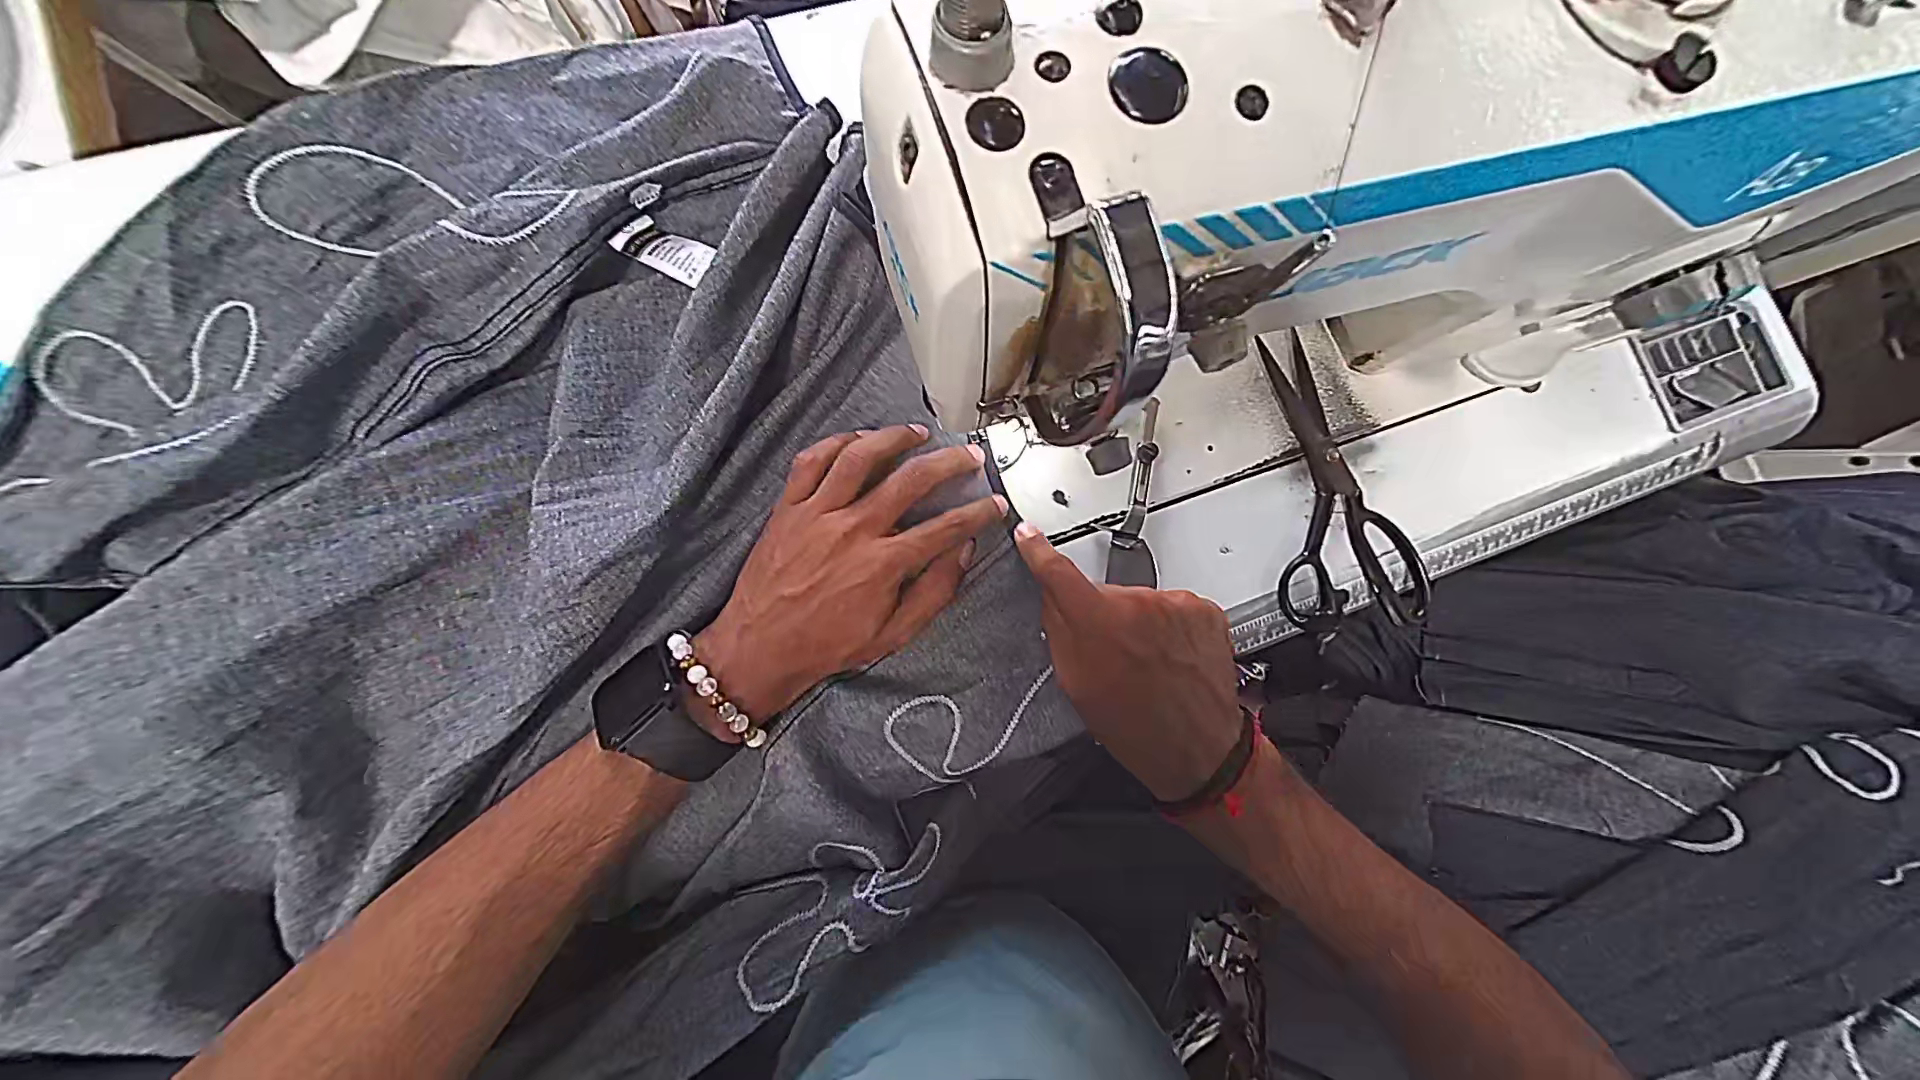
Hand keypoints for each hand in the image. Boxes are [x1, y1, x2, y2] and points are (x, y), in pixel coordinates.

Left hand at [693, 425, 1007, 732]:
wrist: (760, 648)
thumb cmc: (825, 645)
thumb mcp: (892, 634)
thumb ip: (934, 593)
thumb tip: (963, 554)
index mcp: (882, 564)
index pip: (946, 527)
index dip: (977, 512)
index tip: (991, 504)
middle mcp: (852, 531)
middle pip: (912, 480)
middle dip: (950, 463)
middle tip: (967, 456)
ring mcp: (817, 514)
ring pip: (861, 456)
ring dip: (894, 438)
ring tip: (916, 433)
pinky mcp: (789, 508)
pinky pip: (812, 461)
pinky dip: (836, 442)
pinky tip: (856, 439)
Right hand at [1013, 521, 1241, 800]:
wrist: (1196, 747)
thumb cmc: (1137, 725)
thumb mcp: (1075, 683)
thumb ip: (1057, 631)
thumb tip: (1050, 597)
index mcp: (1098, 622)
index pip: (1057, 571)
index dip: (1038, 550)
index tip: (1029, 535)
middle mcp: (1137, 605)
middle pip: (1103, 592)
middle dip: (1103, 614)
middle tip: (1114, 654)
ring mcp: (1174, 605)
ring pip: (1139, 600)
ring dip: (1139, 622)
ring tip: (1148, 661)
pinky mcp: (1202, 608)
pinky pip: (1170, 606)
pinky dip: (1167, 625)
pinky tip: (1169, 655)